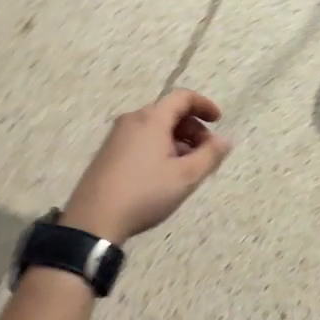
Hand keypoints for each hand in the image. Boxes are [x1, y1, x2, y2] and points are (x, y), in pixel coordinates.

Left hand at [60, 90, 233, 244]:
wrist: (92, 221)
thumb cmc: (144, 193)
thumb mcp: (185, 177)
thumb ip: (210, 155)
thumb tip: (226, 139)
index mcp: (152, 119)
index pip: (183, 97)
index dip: (204, 105)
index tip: (218, 121)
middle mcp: (133, 120)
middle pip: (169, 112)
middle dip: (192, 127)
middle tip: (204, 151)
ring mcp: (116, 136)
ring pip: (154, 127)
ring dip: (176, 140)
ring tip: (185, 167)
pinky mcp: (107, 153)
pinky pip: (140, 139)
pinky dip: (158, 147)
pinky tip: (162, 174)